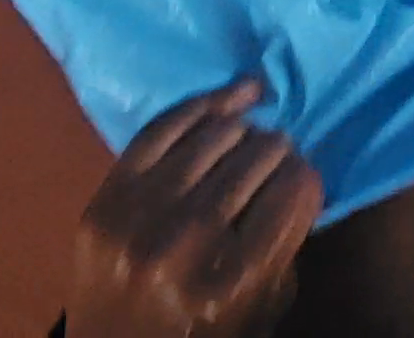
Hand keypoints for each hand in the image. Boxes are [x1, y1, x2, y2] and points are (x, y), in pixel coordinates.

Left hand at [65, 82, 323, 337]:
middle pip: (257, 157)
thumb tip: (297, 168)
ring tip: (251, 132)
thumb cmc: (205, 333)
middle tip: (278, 153)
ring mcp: (140, 218)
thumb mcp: (264, 304)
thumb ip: (285, 237)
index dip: (306, 175)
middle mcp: (187, 245)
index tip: (303, 175)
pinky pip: (163, 129)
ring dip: (244, 127)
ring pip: (215, 135)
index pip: (294, 189)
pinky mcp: (107, 199)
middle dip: (278, 149)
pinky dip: (202, 106)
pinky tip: (228, 99)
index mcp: (233, 281)